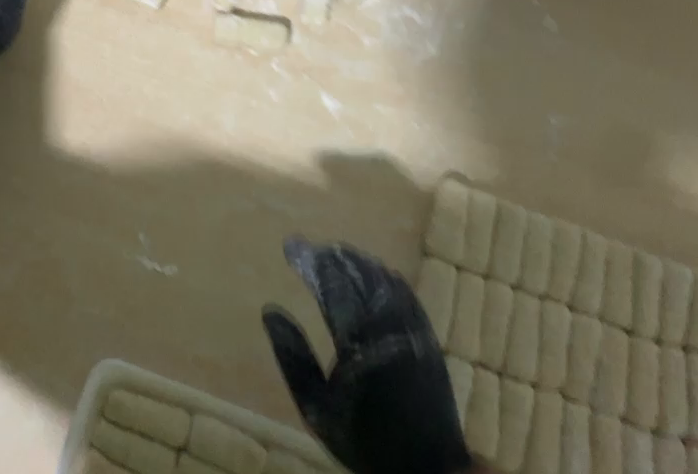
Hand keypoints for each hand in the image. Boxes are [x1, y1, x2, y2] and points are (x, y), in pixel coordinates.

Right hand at [263, 237, 473, 473]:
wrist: (425, 468)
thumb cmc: (363, 439)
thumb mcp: (316, 408)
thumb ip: (293, 357)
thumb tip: (270, 311)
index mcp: (357, 342)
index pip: (329, 286)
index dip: (309, 261)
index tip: (290, 245)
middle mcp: (387, 327)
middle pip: (357, 276)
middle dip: (331, 256)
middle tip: (310, 247)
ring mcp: (412, 329)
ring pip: (383, 280)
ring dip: (358, 262)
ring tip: (336, 253)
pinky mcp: (428, 337)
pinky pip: (406, 294)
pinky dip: (386, 277)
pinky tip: (376, 272)